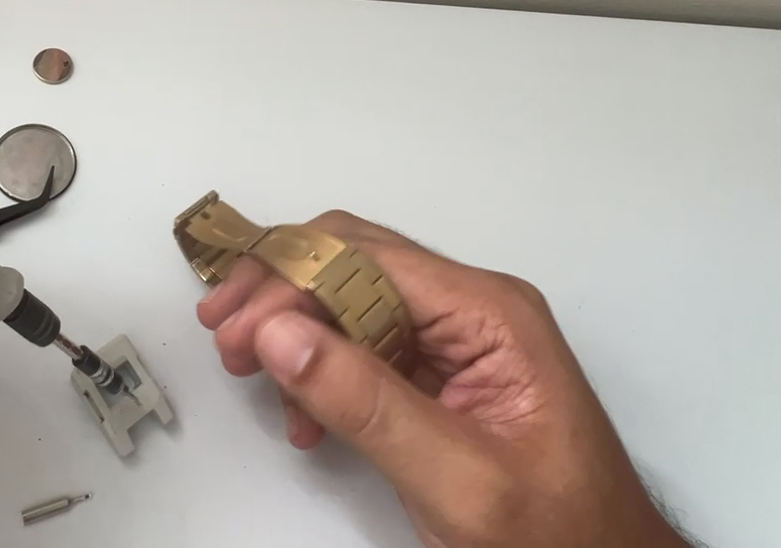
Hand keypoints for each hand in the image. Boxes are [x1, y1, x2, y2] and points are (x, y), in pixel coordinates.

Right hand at [198, 212, 687, 547]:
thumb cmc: (557, 540)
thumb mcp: (461, 484)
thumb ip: (367, 404)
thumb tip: (274, 332)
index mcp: (486, 311)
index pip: (364, 260)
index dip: (289, 281)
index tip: (235, 329)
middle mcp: (464, 303)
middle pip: (348, 260)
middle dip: (278, 290)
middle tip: (223, 332)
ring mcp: (448, 332)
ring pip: (344, 295)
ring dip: (290, 327)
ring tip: (248, 369)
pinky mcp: (431, 366)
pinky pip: (356, 340)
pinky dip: (316, 366)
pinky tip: (301, 413)